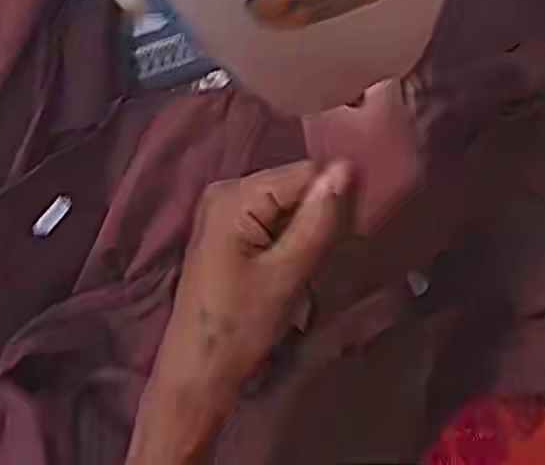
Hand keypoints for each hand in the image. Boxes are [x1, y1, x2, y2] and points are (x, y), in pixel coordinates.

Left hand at [128, 161, 353, 464]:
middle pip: (295, 185)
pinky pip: (273, 214)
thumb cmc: (237, 329)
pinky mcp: (228, 224)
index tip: (338, 239)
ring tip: (300, 264)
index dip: (330, 200)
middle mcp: (226, 188)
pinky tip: (286, 263)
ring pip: (288, 201)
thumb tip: (347, 168)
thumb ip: (318, 219)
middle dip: (315, 214)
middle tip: (316, 259)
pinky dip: (288, 235)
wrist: (196, 376)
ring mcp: (224, 206)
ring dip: (304, 227)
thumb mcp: (286, 275)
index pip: (305, 173)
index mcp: (234, 195)